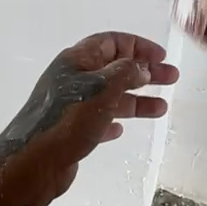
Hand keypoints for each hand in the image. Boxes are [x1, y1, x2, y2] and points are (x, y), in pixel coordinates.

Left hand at [0, 32, 179, 196]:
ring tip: (161, 108)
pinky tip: (123, 128)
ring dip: (137, 100)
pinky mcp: (71, 131)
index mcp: (77, 60)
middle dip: (145, 72)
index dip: (139, 46)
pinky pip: (98, 120)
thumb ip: (126, 73)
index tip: (162, 57)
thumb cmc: (69, 119)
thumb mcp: (103, 88)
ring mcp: (72, 105)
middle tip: (171, 78)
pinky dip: (114, 120)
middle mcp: (74, 79)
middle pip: (116, 68)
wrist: (34, 163)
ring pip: (111, 96)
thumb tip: (141, 68)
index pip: (113, 42)